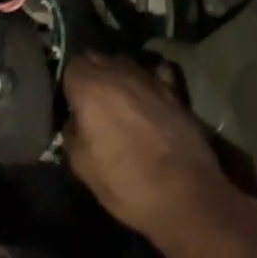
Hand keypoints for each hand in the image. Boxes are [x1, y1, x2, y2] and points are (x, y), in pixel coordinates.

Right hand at [61, 52, 225, 235]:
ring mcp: (149, 80)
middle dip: (91, 74)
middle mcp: (116, 73)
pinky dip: (150, 78)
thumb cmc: (125, 182)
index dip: (68, 84)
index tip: (70, 103)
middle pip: (96, 58)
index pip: (69, 66)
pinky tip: (149, 95)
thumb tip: (73, 121)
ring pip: (125, 62)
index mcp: (88, 85)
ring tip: (120, 98)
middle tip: (91, 100)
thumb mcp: (81, 164)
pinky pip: (157, 73)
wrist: (187, 199)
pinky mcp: (175, 94)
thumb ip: (70, 131)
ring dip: (118, 75)